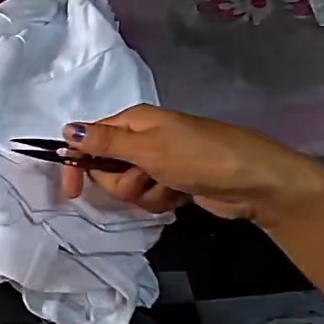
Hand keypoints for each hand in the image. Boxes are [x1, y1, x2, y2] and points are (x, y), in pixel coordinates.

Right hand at [59, 105, 323, 226]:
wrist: (256, 182)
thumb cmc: (200, 157)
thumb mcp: (148, 148)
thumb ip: (105, 142)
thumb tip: (67, 130)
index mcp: (133, 122)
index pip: (88, 140)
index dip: (76, 165)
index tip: (72, 192)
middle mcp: (141, 139)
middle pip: (105, 169)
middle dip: (121, 182)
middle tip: (145, 178)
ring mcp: (157, 162)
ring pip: (126, 187)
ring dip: (143, 194)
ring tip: (169, 187)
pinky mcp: (171, 182)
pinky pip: (147, 197)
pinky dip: (159, 200)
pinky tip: (179, 196)